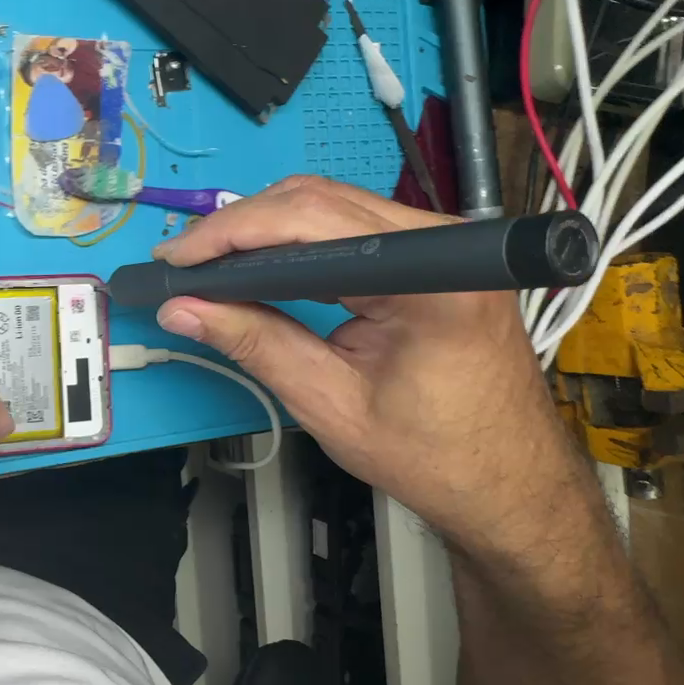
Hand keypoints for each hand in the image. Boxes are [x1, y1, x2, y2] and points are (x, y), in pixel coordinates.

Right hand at [152, 176, 589, 555]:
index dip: (231, 233)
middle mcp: (441, 240)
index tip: (174, 260)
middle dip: (236, 226)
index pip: (309, 221)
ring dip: (258, 231)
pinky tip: (252, 267)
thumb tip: (180, 309)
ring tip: (204, 266)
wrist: (509, 484)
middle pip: (315, 200)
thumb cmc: (431, 456)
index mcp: (430, 276)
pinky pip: (342, 228)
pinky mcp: (427, 256)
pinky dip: (288, 243)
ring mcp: (438, 242)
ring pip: (325, 206)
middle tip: (179, 265)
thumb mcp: (329, 404)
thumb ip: (255, 345)